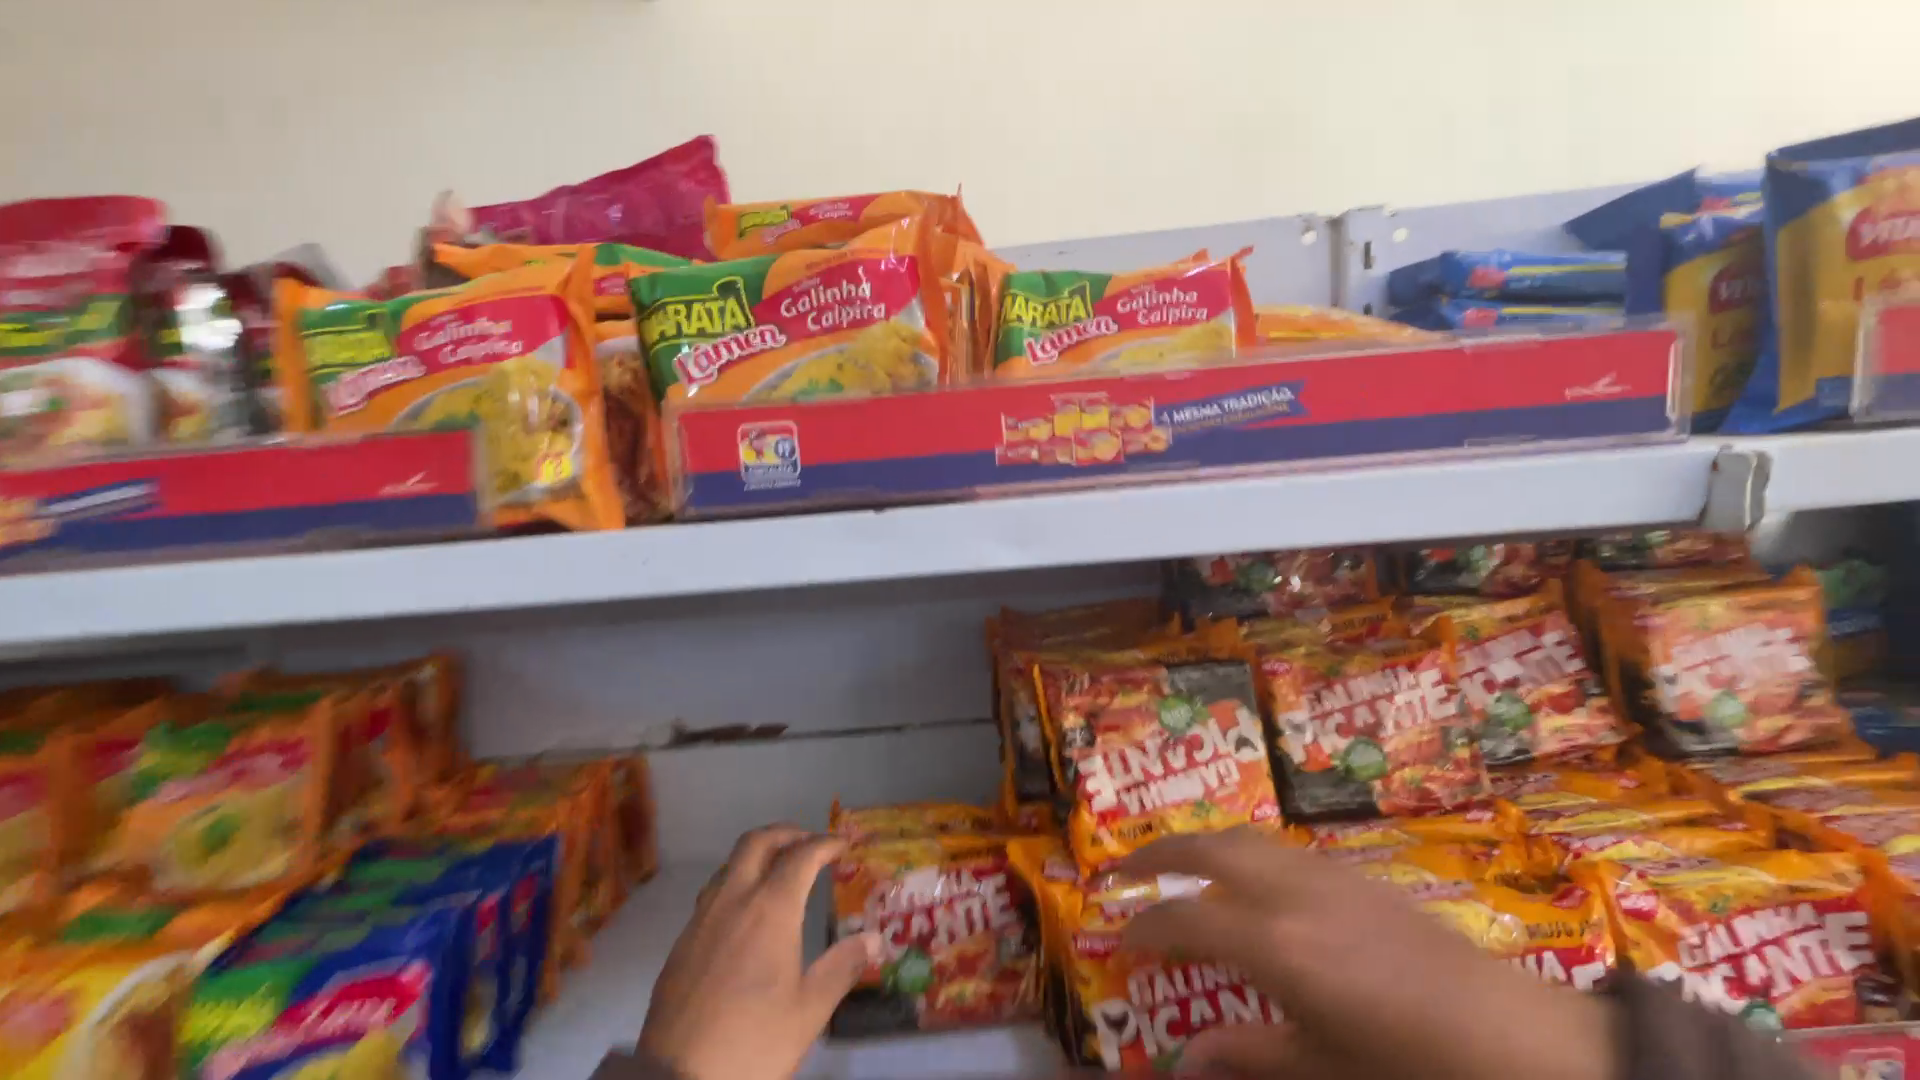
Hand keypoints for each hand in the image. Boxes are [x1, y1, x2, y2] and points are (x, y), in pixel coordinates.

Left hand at [640, 826, 881, 1079]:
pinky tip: (747, 913)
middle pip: (757, 842)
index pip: (801, 855)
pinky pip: (713, 893)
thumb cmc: (753, 1041)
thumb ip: (842, 966)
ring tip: (781, 872)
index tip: (844, 845)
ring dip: (759, 855)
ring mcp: (702, 919)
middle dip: (788, 833)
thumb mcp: (809, 1010)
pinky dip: (737, 883)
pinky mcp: (682, 942)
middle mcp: (733, 900)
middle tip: (811, 844)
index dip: (825, 843)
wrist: (679, 1078)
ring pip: (730, 864)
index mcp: (770, 909)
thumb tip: (873, 939)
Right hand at [1120, 828, 1614, 1079]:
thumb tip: (1183, 1060)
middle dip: (1157, 852)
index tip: (1120, 938)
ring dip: (1201, 844)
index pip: (1184, 918)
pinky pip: (1279, 847)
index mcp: (1274, 946)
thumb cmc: (1412, 1068)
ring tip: (1176, 863)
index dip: (1144, 925)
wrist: (1518, 1040)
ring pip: (1245, 837)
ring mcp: (1325, 875)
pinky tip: (1248, 879)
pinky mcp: (1355, 874)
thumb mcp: (1323, 1070)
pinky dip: (1244, 851)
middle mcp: (1290, 893)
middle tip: (1124, 868)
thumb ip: (1247, 1054)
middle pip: (1207, 849)